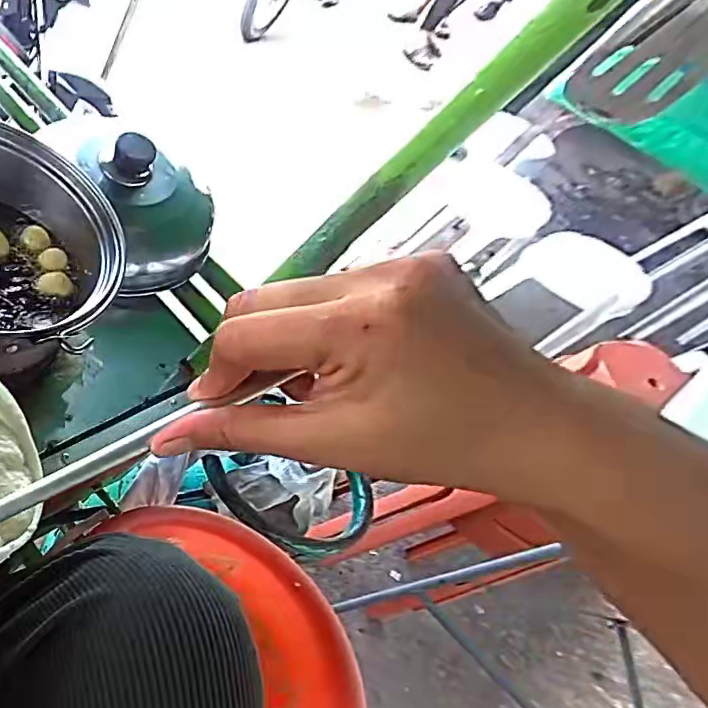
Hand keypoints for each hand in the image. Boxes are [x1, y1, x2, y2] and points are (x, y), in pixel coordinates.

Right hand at [150, 254, 598, 507]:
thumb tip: (163, 437)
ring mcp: (402, 264)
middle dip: (242, 353)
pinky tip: (334, 362)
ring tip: (305, 384)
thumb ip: (234, 431)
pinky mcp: (415, 266)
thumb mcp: (323, 442)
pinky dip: (310, 328)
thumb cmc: (436, 443)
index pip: (241, 331)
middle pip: (257, 302)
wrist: (544, 430)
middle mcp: (380, 274)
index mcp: (360, 318)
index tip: (216, 408)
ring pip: (287, 296)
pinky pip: (326, 291)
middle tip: (255, 397)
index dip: (217, 375)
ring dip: (276, 340)